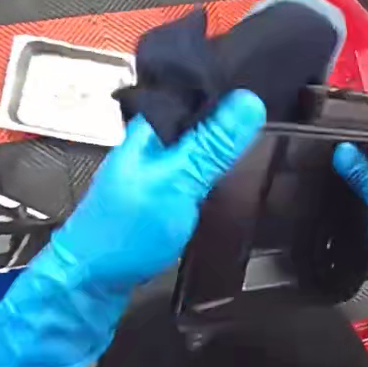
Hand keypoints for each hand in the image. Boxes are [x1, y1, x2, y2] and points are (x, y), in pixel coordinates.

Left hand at [0, 91, 266, 366]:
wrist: (93, 280)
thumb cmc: (125, 232)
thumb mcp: (177, 182)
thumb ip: (212, 145)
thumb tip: (249, 102)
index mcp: (152, 126)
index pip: (198, 88)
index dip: (233, 86)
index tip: (270, 88)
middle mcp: (154, 139)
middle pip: (203, 112)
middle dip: (236, 113)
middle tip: (275, 115)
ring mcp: (158, 163)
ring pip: (202, 138)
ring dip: (228, 138)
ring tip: (261, 137)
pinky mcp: (165, 184)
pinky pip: (199, 161)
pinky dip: (218, 162)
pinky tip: (233, 169)